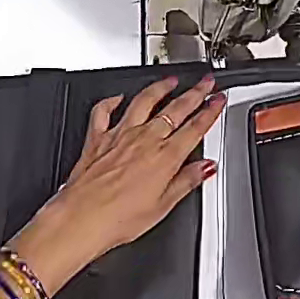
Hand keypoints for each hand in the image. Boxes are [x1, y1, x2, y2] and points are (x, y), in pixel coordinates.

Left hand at [10, 76, 225, 292]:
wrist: (81, 218)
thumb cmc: (118, 218)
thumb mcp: (163, 206)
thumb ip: (187, 181)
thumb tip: (206, 167)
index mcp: (165, 157)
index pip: (195, 128)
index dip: (210, 110)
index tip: (218, 99)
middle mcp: (144, 140)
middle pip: (175, 109)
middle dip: (195, 92)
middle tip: (206, 82)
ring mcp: (120, 135)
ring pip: (144, 102)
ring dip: (159, 88)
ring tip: (170, 80)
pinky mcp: (97, 138)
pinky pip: (104, 111)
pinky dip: (112, 101)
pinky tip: (118, 97)